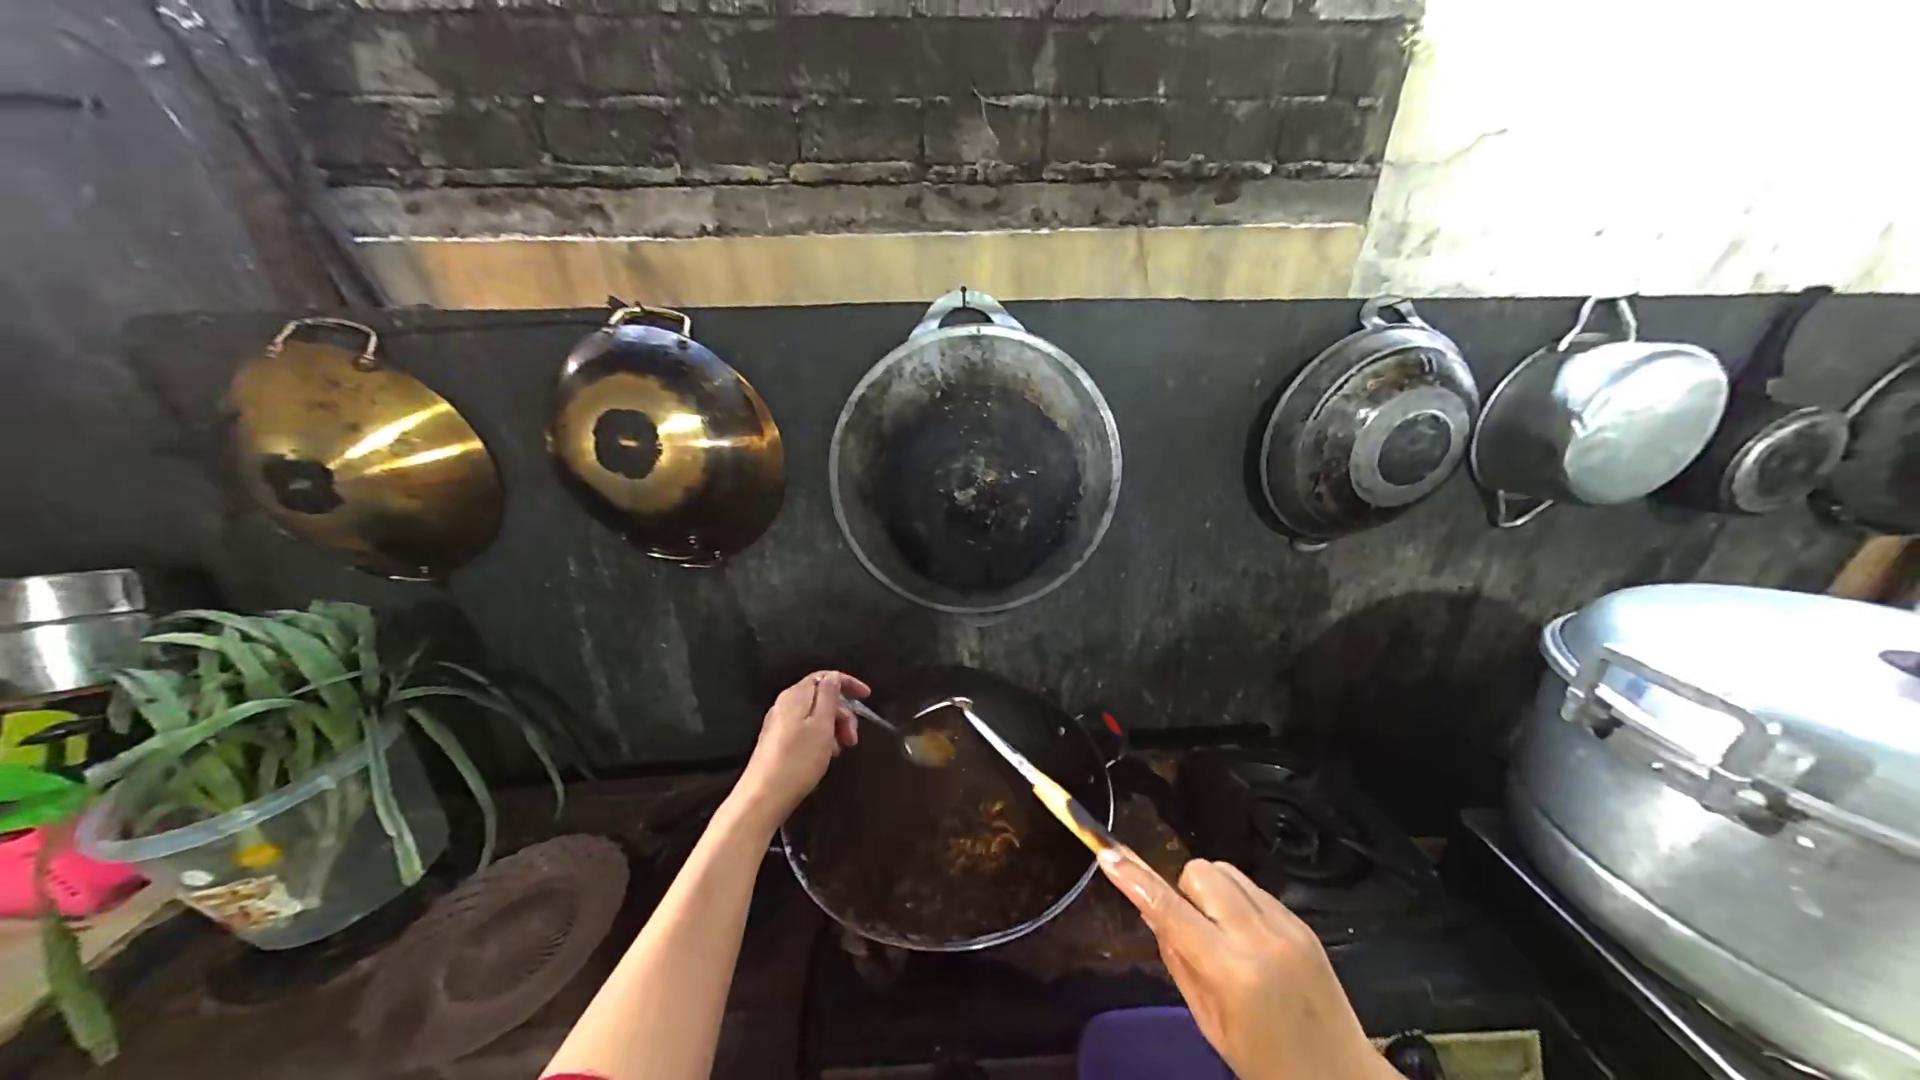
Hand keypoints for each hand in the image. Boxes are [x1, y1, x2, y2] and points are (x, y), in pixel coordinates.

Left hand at [735, 670, 870, 821]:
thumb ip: (829, 696)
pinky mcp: (776, 741)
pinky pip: (805, 729)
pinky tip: (825, 755)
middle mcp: (784, 704)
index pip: (825, 676)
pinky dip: (821, 737)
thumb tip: (833, 677)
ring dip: (833, 728)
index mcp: (796, 695)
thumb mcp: (822, 725)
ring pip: (815, 715)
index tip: (867, 696)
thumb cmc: (798, 760)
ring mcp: (779, 723)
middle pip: (821, 696)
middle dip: (843, 713)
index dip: (849, 683)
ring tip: (840, 750)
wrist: (763, 797)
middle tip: (853, 738)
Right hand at [1098, 852, 1396, 1079]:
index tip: (1109, 856)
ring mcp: (1287, 925)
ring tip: (1220, 931)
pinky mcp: (1302, 921)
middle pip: (1201, 872)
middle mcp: (1260, 937)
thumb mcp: (1210, 1022)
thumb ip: (1178, 959)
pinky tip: (1247, 938)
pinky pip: (1253, 887)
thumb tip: (1152, 911)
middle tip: (1192, 928)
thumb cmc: (1268, 1067)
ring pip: (1226, 871)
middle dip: (1185, 890)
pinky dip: (1237, 901)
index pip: (1170, 910)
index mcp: (1232, 971)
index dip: (1135, 880)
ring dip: (1211, 891)